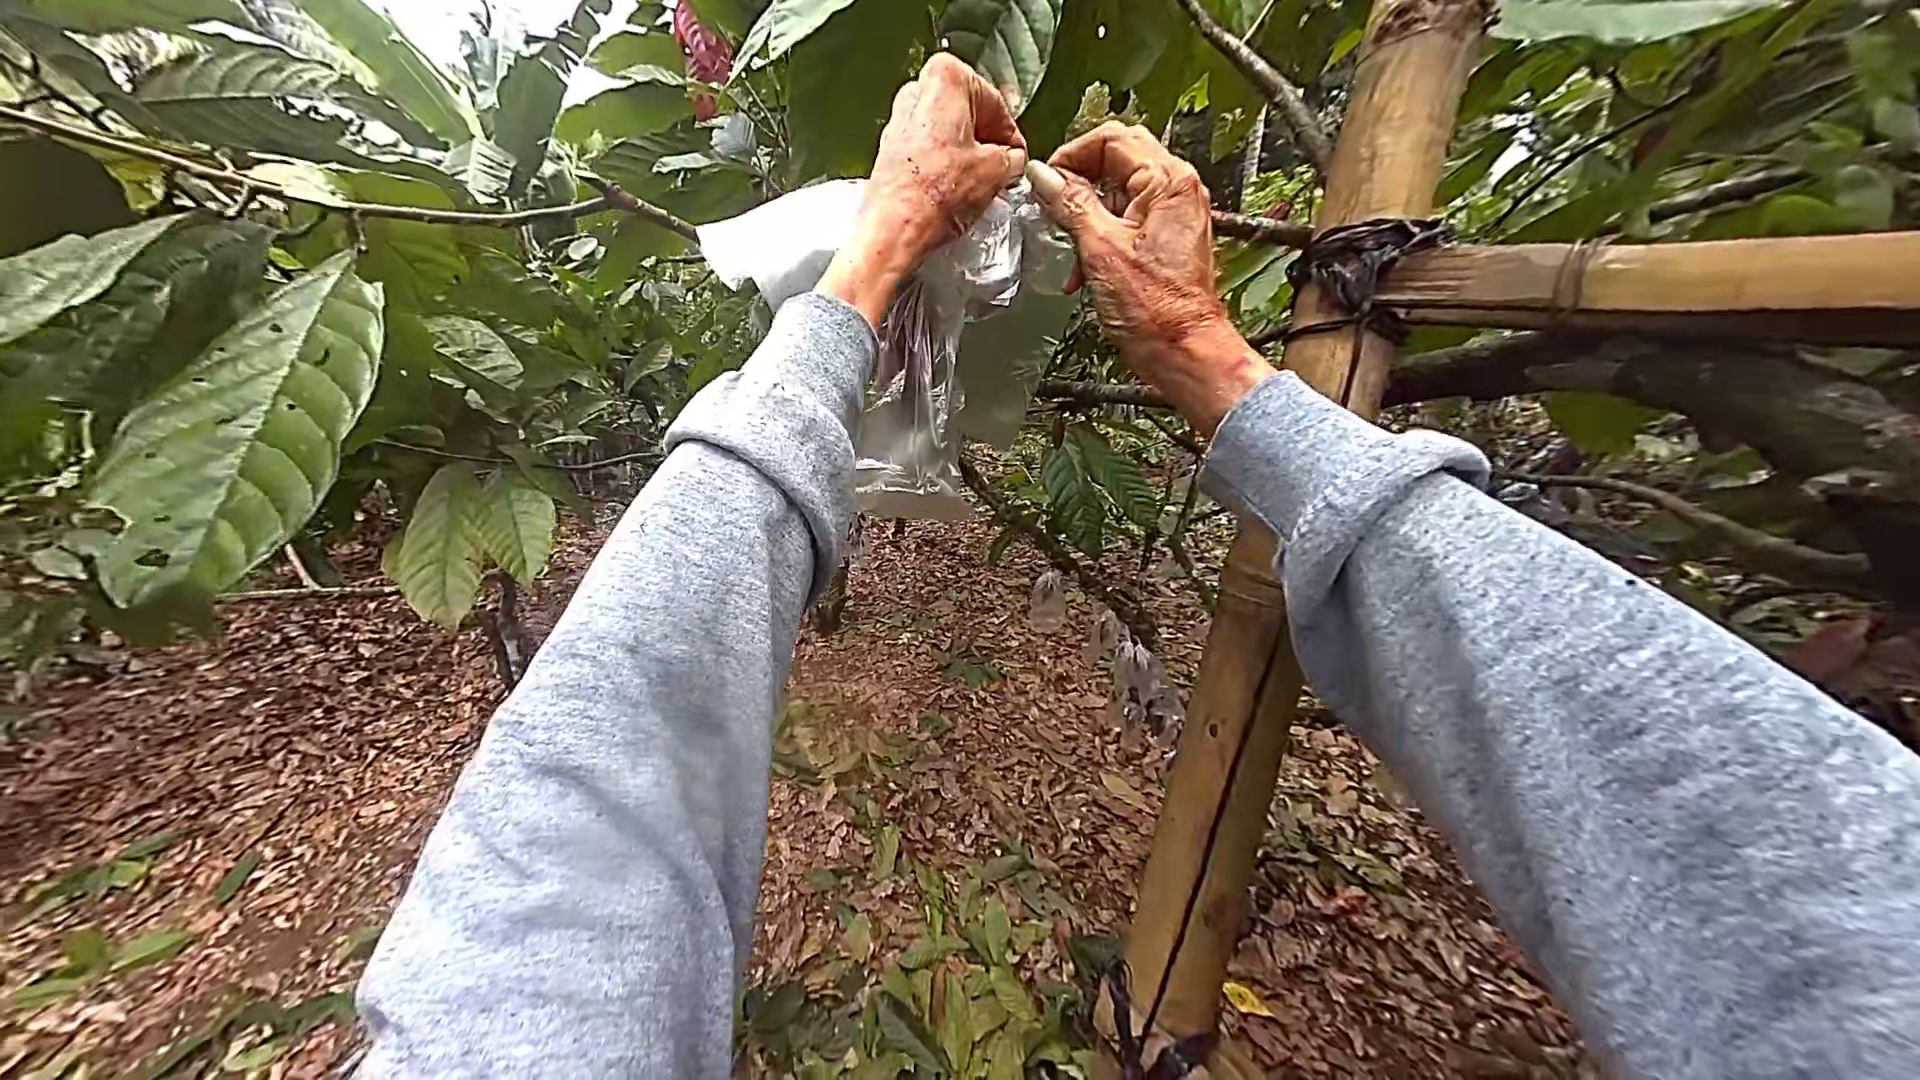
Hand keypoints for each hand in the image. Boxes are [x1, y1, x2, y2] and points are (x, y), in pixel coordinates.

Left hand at [818, 54, 1028, 326]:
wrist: (896, 227)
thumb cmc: (935, 194)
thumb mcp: (995, 172)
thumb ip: (1012, 159)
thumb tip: (1013, 161)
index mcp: (946, 78)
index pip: (995, 105)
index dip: (1011, 138)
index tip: (1017, 158)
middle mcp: (917, 92)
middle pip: (967, 119)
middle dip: (985, 149)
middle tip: (999, 176)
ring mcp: (899, 124)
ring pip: (946, 140)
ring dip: (964, 163)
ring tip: (975, 191)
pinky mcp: (891, 155)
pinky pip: (927, 159)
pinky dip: (942, 175)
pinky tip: (951, 197)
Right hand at [1028, 122, 1271, 435]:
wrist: (1182, 350)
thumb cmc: (1156, 310)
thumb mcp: (1101, 250)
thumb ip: (1071, 205)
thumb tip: (1046, 178)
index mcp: (1167, 182)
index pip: (1112, 139)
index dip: (1072, 156)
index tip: (1046, 180)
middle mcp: (1177, 192)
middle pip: (1117, 163)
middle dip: (1078, 187)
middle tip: (1052, 208)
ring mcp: (1174, 217)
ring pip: (1119, 196)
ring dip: (1087, 220)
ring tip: (1071, 252)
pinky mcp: (1167, 242)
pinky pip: (1128, 224)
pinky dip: (1101, 239)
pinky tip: (1086, 268)